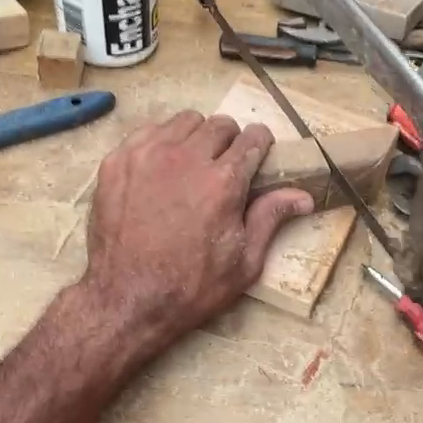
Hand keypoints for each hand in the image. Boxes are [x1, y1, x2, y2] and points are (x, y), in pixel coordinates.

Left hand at [83, 111, 313, 347]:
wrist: (128, 300)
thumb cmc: (192, 287)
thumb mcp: (244, 263)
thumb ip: (271, 219)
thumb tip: (304, 197)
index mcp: (224, 182)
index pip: (253, 139)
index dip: (261, 145)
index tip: (258, 156)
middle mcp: (186, 158)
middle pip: (219, 125)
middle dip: (230, 141)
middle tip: (225, 167)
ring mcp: (147, 156)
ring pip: (183, 122)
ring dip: (196, 138)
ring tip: (192, 165)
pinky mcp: (117, 162)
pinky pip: (147, 132)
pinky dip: (161, 143)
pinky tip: (161, 169)